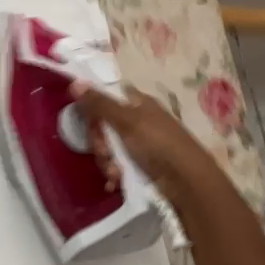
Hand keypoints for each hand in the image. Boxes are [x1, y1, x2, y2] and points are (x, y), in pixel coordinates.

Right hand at [71, 80, 213, 192]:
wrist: (189, 184)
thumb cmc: (159, 144)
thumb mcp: (126, 121)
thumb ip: (99, 103)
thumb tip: (75, 81)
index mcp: (137, 103)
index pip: (106, 96)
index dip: (94, 108)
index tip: (89, 121)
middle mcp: (138, 120)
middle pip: (104, 124)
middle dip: (99, 141)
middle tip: (104, 152)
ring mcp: (140, 143)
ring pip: (109, 146)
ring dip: (107, 160)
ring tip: (115, 172)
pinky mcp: (142, 164)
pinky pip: (118, 163)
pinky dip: (115, 172)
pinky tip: (116, 181)